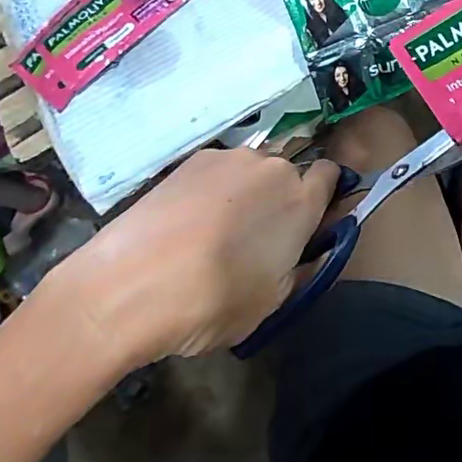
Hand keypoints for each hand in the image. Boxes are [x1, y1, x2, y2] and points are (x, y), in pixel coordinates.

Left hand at [55, 149, 337, 365]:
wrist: (130, 285)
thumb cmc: (212, 303)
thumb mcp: (271, 301)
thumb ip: (297, 265)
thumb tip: (302, 248)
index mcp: (301, 201)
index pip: (330, 174)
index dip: (322, 195)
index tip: (308, 220)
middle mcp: (271, 167)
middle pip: (287, 173)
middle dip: (279, 198)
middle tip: (255, 236)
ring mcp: (229, 158)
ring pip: (250, 171)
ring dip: (245, 192)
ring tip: (213, 230)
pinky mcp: (191, 159)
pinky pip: (217, 172)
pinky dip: (211, 190)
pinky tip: (186, 221)